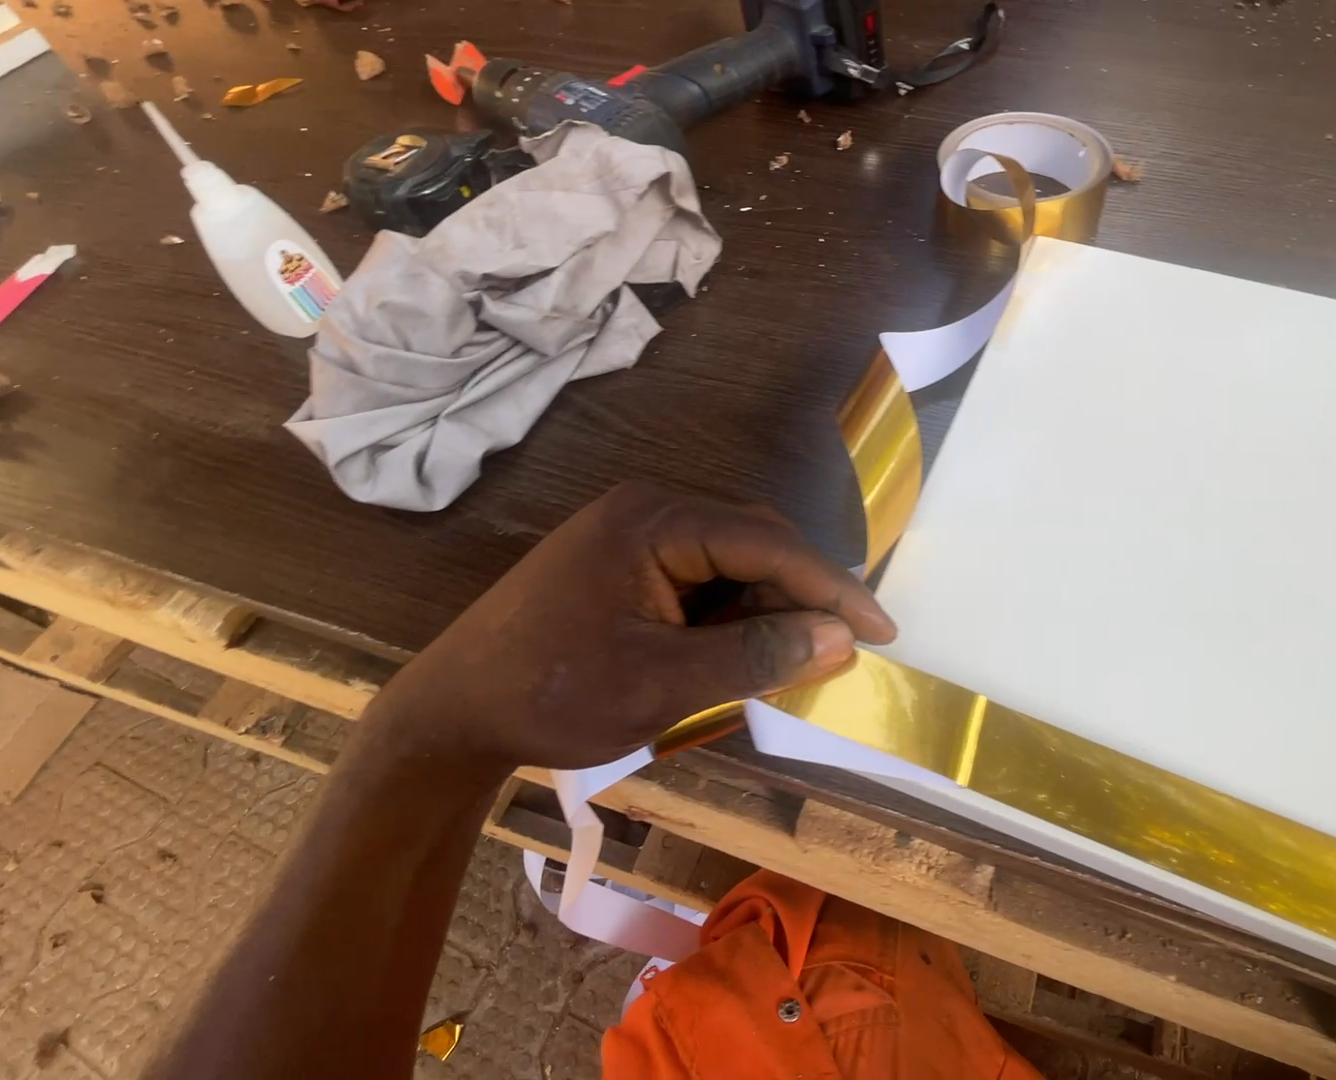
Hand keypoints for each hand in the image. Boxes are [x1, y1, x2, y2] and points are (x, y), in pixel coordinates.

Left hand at [360, 482, 896, 773]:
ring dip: (770, 606)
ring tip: (796, 658)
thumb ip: (757, 657)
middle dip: (803, 595)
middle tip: (842, 650)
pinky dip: (735, 613)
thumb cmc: (552, 696)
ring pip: (734, 560)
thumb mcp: (663, 685)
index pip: (769, 542)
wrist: (451, 713)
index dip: (833, 587)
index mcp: (655, 521)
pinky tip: (746, 649)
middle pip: (756, 541)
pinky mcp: (629, 561)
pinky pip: (704, 577)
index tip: (883, 630)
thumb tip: (842, 639)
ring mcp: (636, 533)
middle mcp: (650, 509)